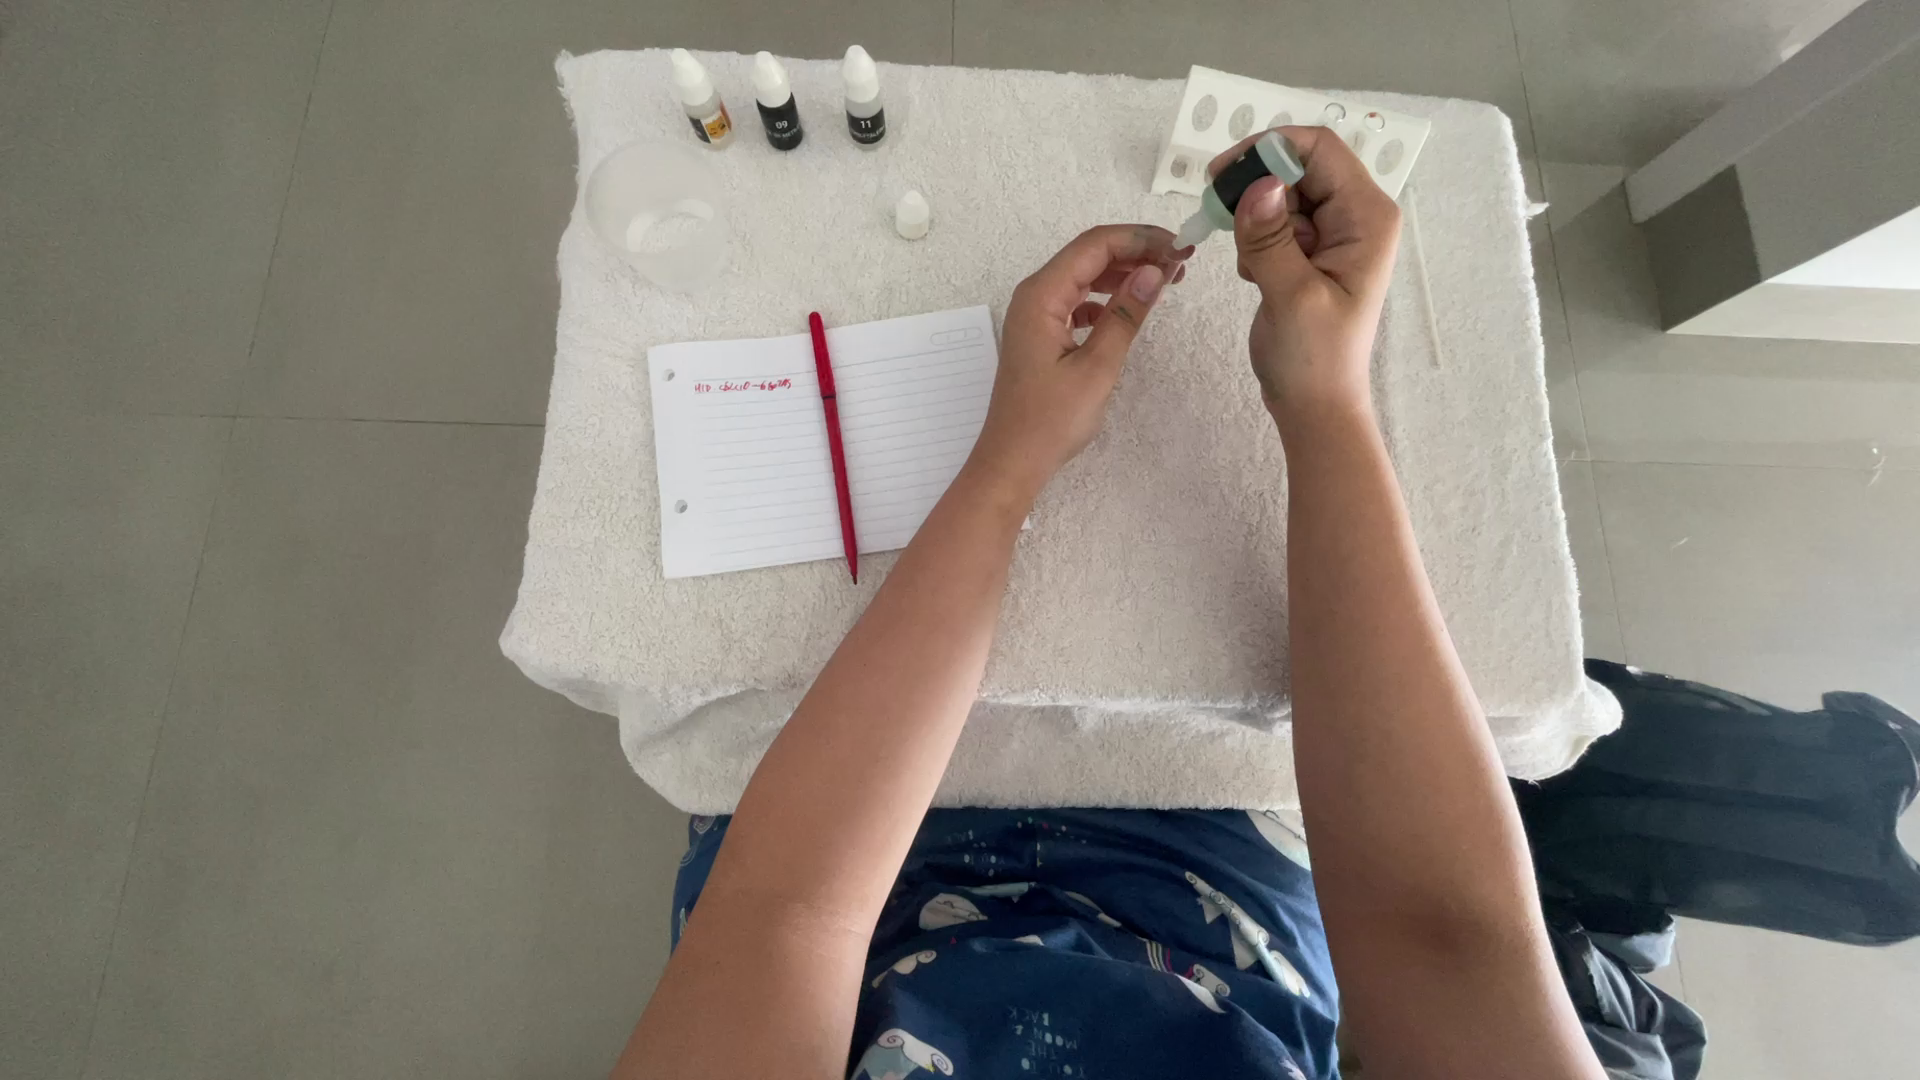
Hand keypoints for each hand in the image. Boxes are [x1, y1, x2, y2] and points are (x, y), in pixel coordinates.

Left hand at [969, 224, 1189, 499]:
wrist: (1013, 461)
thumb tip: (1155, 271)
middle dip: (1136, 252)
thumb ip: (1126, 315)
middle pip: (1089, 255)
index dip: (1141, 239)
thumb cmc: (1051, 421)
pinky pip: (1076, 303)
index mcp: (1041, 296)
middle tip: (1181, 264)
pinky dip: (1105, 300)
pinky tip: (1128, 310)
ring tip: (1164, 282)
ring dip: (1123, 275)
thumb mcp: (1097, 367)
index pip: (1095, 245)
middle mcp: (1033, 297)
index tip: (1181, 248)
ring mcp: (1034, 317)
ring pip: (1084, 278)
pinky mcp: (1040, 337)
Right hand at [1210, 127, 1400, 426]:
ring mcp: (1333, 237)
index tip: (1219, 173)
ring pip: (1284, 197)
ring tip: (1250, 267)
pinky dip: (1256, 242)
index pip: (1321, 151)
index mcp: (1366, 217)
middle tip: (1216, 214)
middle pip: (1301, 169)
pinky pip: (1278, 226)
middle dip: (1257, 187)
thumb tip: (1256, 185)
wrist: (1314, 404)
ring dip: (1255, 221)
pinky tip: (1254, 276)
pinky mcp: (1309, 256)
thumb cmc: (1312, 357)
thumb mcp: (1290, 296)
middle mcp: (1355, 217)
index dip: (1270, 150)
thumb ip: (1271, 239)